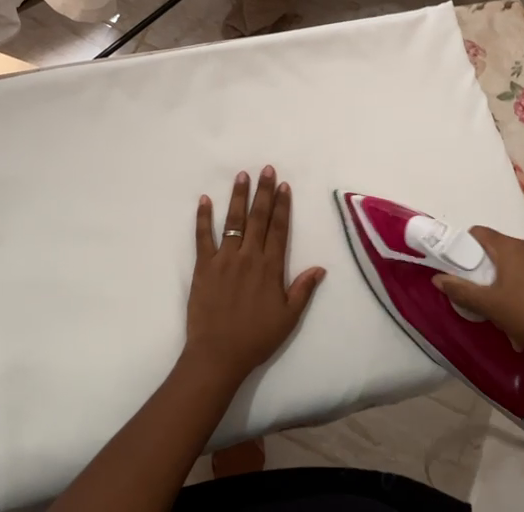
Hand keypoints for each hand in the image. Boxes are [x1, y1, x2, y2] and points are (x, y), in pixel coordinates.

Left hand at [183, 166, 324, 382]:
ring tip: (241, 176)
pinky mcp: (204, 266)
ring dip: (238, 197)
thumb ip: (303, 289)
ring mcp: (224, 259)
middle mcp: (249, 256)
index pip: (279, 229)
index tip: (283, 185)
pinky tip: (204, 200)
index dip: (282, 206)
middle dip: (263, 192)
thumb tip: (320, 268)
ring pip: (233, 221)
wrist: (219, 354)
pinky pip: (203, 236)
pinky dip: (203, 217)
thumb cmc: (257, 338)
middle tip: (266, 169)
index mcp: (270, 267)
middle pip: (258, 218)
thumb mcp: (289, 318)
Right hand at [431, 226, 523, 353]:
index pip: (477, 233)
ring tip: (500, 316)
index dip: (462, 246)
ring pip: (511, 268)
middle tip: (477, 296)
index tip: (456, 268)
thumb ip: (461, 291)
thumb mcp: (490, 306)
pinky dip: (518, 294)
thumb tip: (437, 278)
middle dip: (482, 274)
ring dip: (500, 288)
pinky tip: (521, 321)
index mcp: (509, 247)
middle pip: (494, 251)